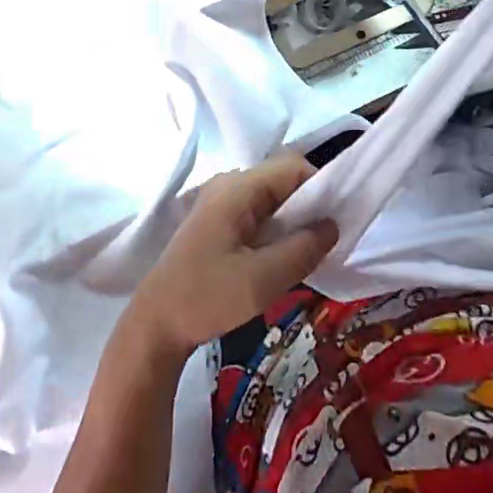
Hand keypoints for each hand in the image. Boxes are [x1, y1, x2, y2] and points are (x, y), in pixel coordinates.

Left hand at [126, 155, 338, 356]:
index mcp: (237, 189)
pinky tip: (284, 259)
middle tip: (328, 242)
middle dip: (310, 207)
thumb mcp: (263, 279)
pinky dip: (277, 231)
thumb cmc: (207, 298)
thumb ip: (303, 249)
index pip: (293, 167)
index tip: (338, 220)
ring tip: (310, 253)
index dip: (321, 187)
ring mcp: (219, 204)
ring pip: (272, 200)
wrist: (154, 325)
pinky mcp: (216, 224)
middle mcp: (228, 186)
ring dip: (294, 222)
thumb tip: (333, 226)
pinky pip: (258, 215)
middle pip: (282, 181)